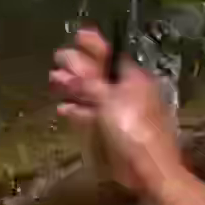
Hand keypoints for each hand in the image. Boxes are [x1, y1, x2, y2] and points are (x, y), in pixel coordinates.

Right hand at [51, 27, 193, 202]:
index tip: (78, 35)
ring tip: (53, 80)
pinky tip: (64, 108)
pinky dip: (80, 110)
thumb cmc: (133, 129)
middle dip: (78, 66)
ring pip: (95, 94)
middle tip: (57, 58)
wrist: (150, 169)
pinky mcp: (116, 130)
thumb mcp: (109, 100)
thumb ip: (90, 82)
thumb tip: (75, 66)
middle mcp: (128, 91)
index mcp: (134, 78)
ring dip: (75, 87)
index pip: (111, 55)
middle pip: (100, 74)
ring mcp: (122, 111)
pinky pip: (95, 114)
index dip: (94, 45)